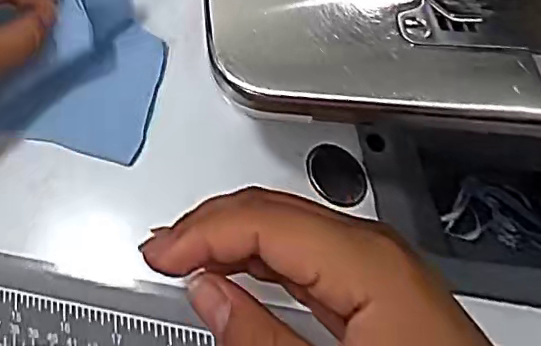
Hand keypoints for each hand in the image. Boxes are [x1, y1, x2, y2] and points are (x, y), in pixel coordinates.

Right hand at [141, 188, 488, 345]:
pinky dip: (261, 253)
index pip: (260, 218)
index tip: (159, 254)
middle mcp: (374, 247)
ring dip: (229, 235)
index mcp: (367, 259)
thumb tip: (205, 288)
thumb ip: (264, 338)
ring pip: (283, 222)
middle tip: (162, 250)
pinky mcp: (381, 285)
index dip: (200, 230)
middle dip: (208, 224)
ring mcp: (380, 263)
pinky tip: (237, 270)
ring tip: (187, 254)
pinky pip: (305, 249)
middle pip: (269, 208)